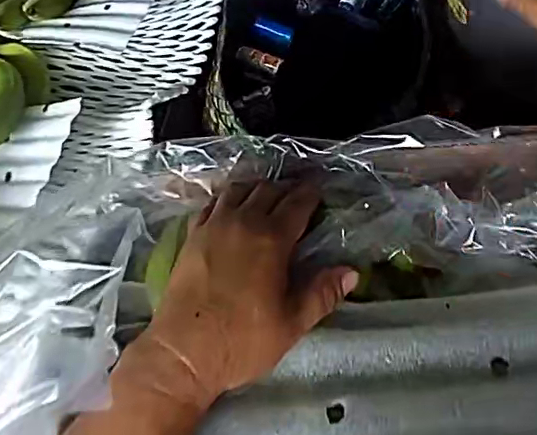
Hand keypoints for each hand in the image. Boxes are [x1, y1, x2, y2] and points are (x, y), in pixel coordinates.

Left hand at [128, 182, 355, 409]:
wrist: (184, 350)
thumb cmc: (242, 341)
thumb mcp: (291, 324)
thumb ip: (322, 294)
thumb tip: (351, 272)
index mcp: (272, 239)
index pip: (297, 204)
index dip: (310, 193)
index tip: (319, 188)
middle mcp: (244, 221)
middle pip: (269, 190)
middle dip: (286, 187)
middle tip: (297, 191)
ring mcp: (215, 223)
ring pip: (240, 189)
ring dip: (257, 186)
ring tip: (266, 192)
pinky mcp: (194, 232)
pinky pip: (214, 201)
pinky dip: (227, 196)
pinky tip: (231, 204)